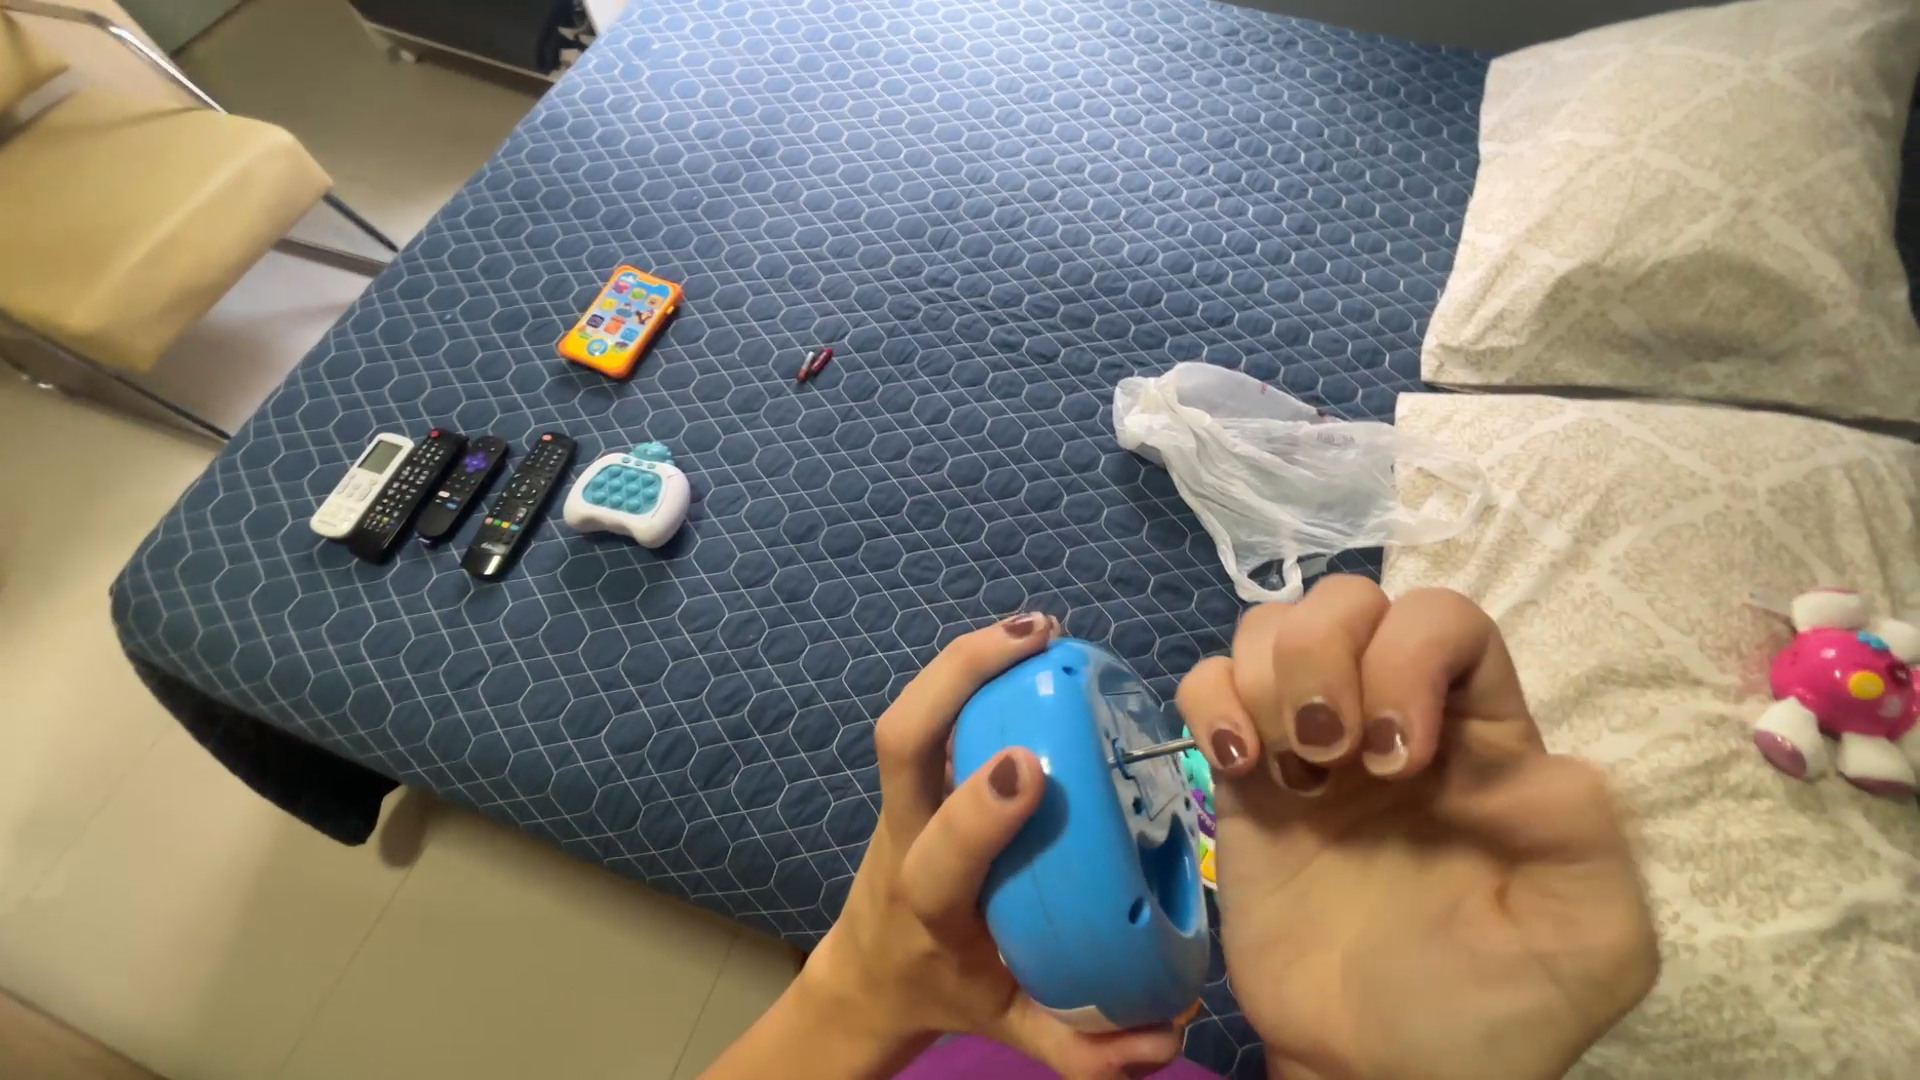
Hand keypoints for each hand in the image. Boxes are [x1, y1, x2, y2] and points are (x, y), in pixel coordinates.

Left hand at [708, 613, 1182, 1079]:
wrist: (871, 969)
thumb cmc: (945, 988)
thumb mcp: (1012, 1027)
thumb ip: (1086, 1047)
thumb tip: (1170, 1036)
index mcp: (927, 901)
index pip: (940, 851)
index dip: (980, 808)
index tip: (1032, 769)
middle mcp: (905, 833)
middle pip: (901, 741)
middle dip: (959, 677)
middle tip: (1036, 639)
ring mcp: (902, 796)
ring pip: (911, 713)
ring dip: (967, 661)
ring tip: (1037, 630)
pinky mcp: (914, 775)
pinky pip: (933, 711)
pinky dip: (971, 672)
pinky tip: (1022, 651)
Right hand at [1176, 577, 1657, 1079]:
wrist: (1367, 1063)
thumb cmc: (1482, 1007)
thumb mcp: (1582, 945)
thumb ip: (1587, 843)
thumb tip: (1541, 760)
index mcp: (1476, 735)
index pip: (1444, 619)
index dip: (1410, 655)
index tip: (1396, 761)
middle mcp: (1384, 711)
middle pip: (1343, 599)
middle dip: (1324, 662)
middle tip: (1328, 757)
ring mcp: (1302, 735)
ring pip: (1266, 627)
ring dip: (1268, 684)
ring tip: (1284, 772)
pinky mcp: (1237, 766)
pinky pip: (1203, 680)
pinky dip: (1210, 703)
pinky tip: (1235, 767)